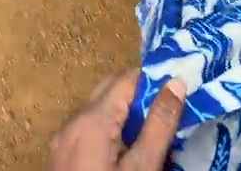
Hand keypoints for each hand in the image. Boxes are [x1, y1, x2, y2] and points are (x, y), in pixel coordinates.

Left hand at [48, 69, 185, 170]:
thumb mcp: (142, 168)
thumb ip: (160, 124)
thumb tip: (177, 82)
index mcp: (91, 121)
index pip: (128, 78)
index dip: (156, 81)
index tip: (180, 92)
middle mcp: (72, 124)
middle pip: (112, 90)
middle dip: (142, 96)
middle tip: (170, 113)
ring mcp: (63, 143)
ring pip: (100, 110)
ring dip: (127, 115)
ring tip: (154, 135)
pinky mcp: (61, 161)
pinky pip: (89, 132)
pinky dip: (111, 132)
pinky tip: (129, 154)